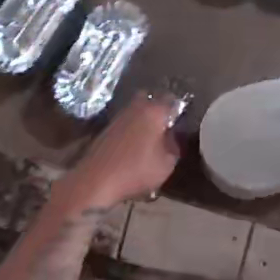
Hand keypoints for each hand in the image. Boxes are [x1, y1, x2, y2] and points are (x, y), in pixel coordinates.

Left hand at [51, 94, 181, 209]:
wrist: (96, 180)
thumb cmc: (135, 171)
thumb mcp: (167, 164)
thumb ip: (174, 145)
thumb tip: (172, 135)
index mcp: (154, 111)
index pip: (172, 99)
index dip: (180, 108)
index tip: (183, 119)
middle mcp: (135, 107)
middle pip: (151, 99)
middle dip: (159, 108)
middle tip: (167, 124)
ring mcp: (119, 116)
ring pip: (136, 109)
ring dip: (145, 117)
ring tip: (153, 135)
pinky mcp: (107, 127)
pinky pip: (126, 121)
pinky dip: (133, 127)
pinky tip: (136, 143)